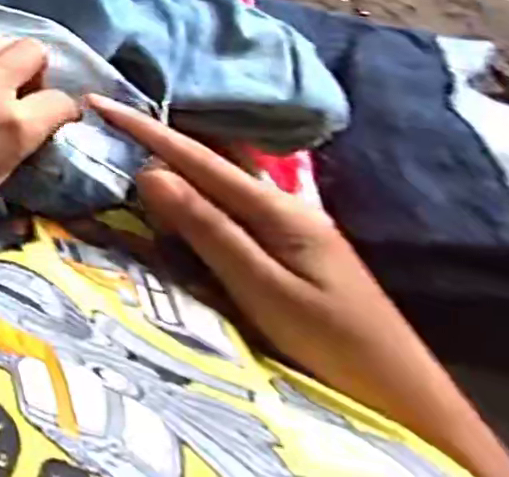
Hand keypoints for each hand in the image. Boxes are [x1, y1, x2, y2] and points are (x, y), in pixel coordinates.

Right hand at [90, 95, 508, 476]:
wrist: (412, 407)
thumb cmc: (337, 350)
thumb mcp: (265, 290)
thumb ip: (208, 229)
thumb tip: (147, 170)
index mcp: (276, 209)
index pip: (195, 156)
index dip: (143, 126)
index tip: (97, 100)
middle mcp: (279, 204)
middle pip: (207, 154)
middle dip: (155, 132)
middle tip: (104, 119)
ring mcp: (284, 224)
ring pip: (215, 175)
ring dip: (171, 156)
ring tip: (124, 145)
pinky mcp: (281, 246)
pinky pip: (222, 200)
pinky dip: (189, 186)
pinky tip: (171, 191)